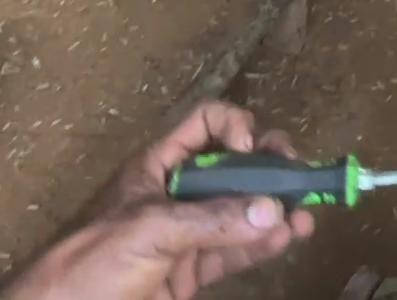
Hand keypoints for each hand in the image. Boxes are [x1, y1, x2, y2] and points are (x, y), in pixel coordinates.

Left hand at [0, 102, 314, 299]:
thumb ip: (213, 219)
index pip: (205, 122)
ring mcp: (185, 234)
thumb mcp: (150, 230)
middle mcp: (178, 192)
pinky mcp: (189, 274)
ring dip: (275, 209)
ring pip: (241, 210)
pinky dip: (262, 245)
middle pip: (233, 164)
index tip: (249, 147)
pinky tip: (287, 238)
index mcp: (159, 165)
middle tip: (297, 177)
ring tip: (307, 214)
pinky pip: (234, 251)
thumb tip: (274, 211)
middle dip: (268, 167)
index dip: (233, 125)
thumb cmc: (89, 263)